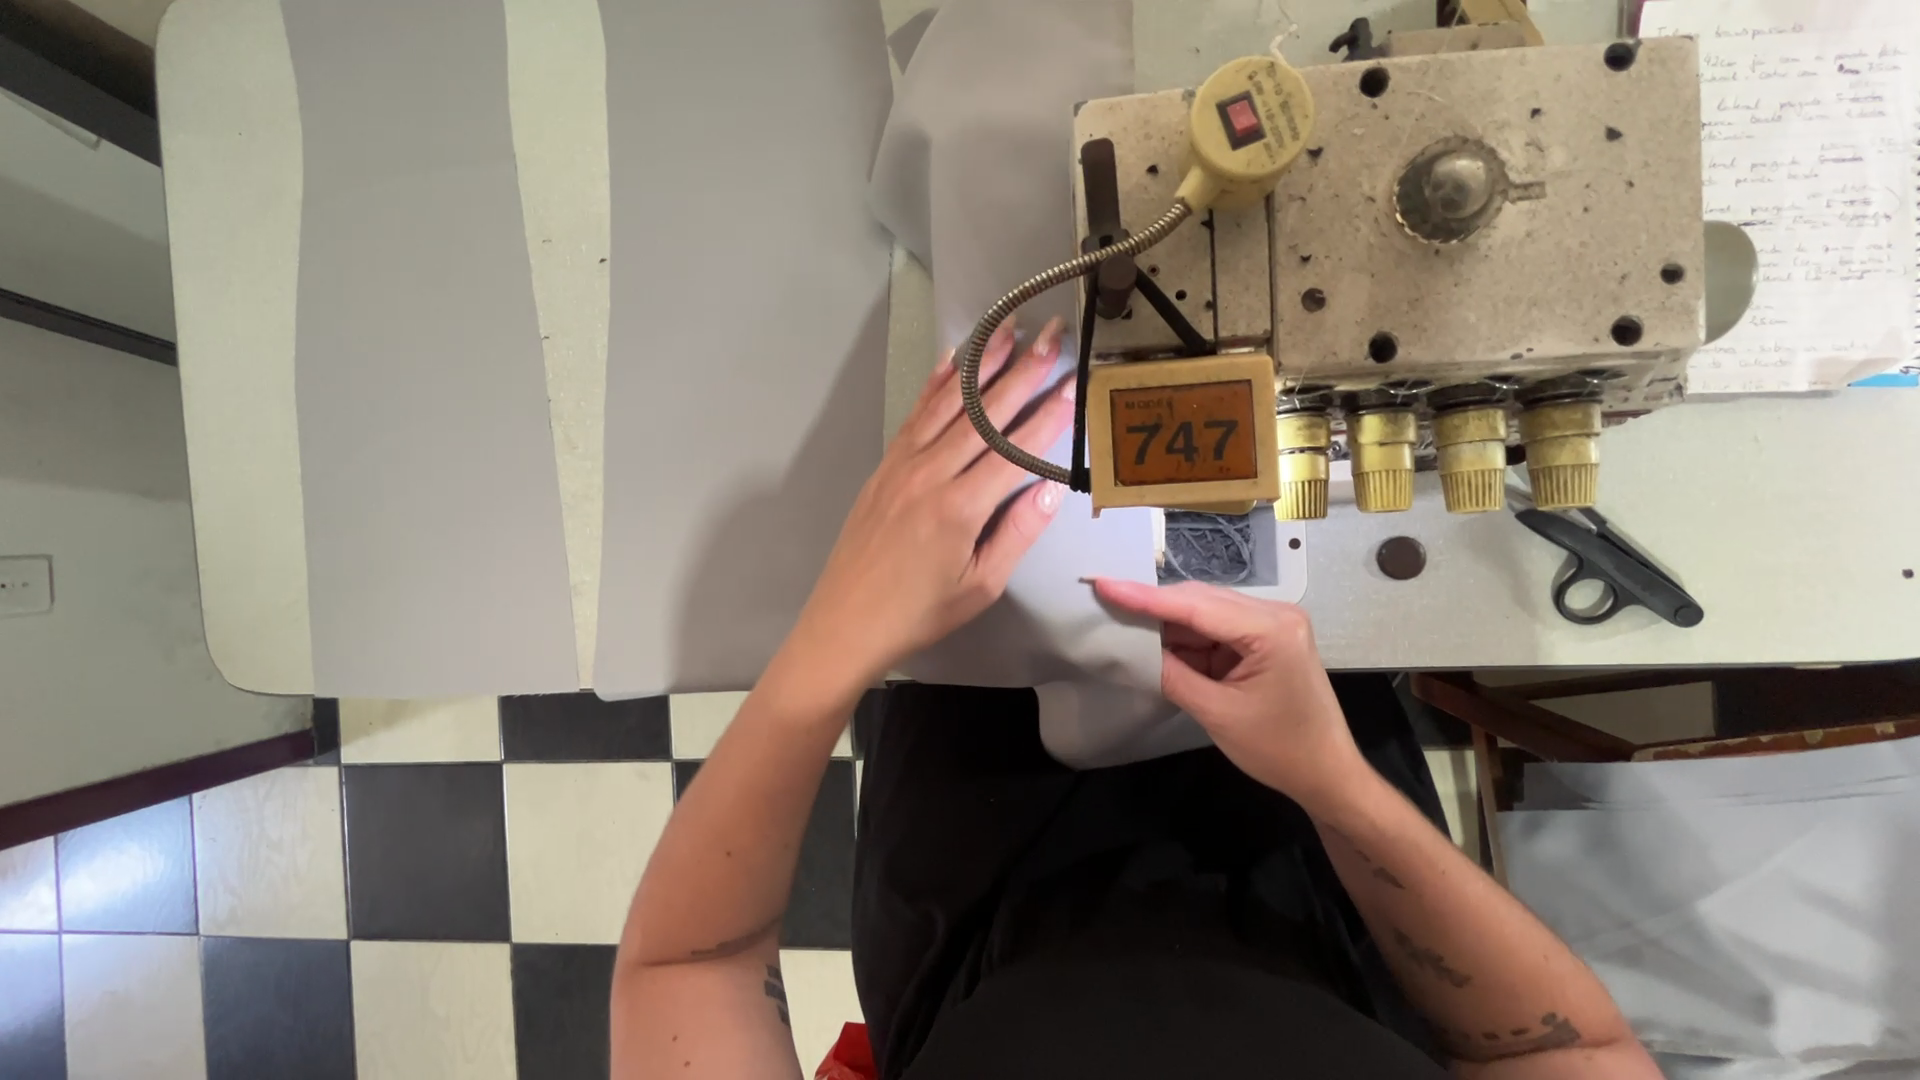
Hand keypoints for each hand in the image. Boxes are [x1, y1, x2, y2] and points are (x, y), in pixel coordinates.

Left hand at [782, 316, 1076, 691]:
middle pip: (986, 414)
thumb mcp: (981, 586)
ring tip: (1010, 329)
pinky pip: (914, 416)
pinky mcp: (885, 466)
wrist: (846, 621)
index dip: (1051, 415)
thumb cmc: (919, 613)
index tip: (1076, 383)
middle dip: (1024, 371)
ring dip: (982, 365)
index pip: (1017, 450)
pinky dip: (936, 386)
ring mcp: (903, 465)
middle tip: (1052, 335)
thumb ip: (1017, 533)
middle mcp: (930, 474)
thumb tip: (1051, 488)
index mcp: (961, 508)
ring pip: (949, 404)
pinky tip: (952, 362)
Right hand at [1091, 579, 1370, 813]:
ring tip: (1122, 624)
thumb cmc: (1279, 749)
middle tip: (1104, 603)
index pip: (1195, 605)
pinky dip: (1186, 638)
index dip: (1145, 596)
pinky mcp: (1264, 637)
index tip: (1104, 584)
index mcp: (1271, 629)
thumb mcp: (1217, 713)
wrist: (1327, 774)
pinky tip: (1156, 643)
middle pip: (1199, 600)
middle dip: (1153, 605)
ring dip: (1167, 623)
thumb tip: (1132, 649)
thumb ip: (1172, 675)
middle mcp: (1275, 613)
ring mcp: (1271, 623)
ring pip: (1203, 612)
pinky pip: (1214, 628)